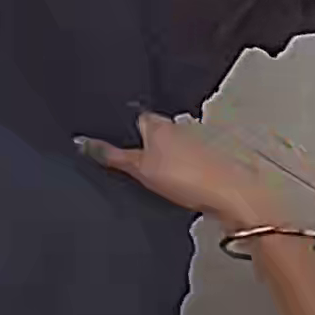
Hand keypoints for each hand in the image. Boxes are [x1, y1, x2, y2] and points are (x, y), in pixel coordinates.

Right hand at [77, 113, 283, 231]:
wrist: (234, 198)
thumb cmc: (185, 177)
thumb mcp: (137, 167)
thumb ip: (109, 155)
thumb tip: (80, 142)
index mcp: (157, 123)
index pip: (134, 116)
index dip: (123, 127)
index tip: (113, 140)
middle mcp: (178, 127)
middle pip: (153, 132)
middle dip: (144, 144)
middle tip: (130, 162)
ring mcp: (198, 144)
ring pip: (172, 147)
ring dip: (164, 158)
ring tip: (153, 177)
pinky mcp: (213, 163)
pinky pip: (188, 163)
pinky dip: (180, 170)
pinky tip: (175, 185)